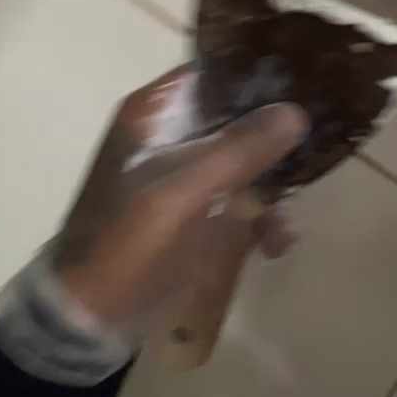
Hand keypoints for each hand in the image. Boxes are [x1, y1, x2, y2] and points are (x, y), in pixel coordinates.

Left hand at [0, 67, 306, 384]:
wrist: (86, 323)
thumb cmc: (126, 241)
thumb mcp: (184, 191)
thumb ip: (240, 148)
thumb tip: (296, 111)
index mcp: (155, 113)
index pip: (214, 73)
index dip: (257, 76)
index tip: (302, 86)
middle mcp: (171, 134)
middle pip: (237, 117)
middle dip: (275, 142)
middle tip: (310, 157)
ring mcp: (183, 176)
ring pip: (245, 161)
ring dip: (272, 188)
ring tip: (284, 225)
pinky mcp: (193, 213)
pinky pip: (239, 199)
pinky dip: (260, 219)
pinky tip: (276, 244)